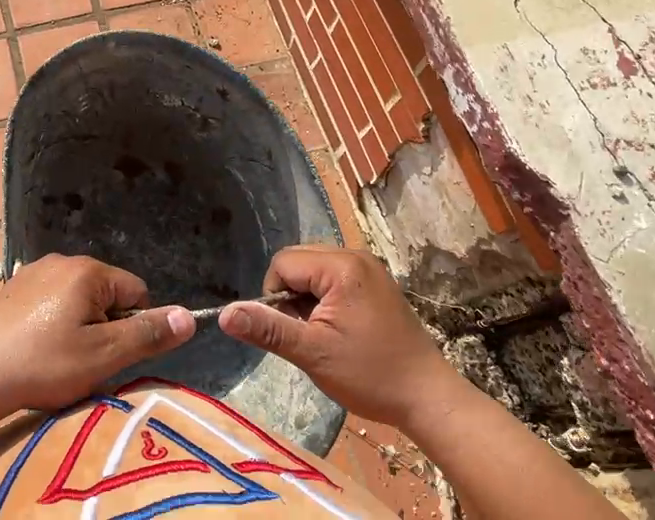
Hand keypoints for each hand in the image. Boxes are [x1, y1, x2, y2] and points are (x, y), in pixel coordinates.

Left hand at [0, 254, 195, 412]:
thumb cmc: (46, 364)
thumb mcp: (105, 355)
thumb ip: (148, 334)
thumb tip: (189, 316)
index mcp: (88, 270)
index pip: (137, 292)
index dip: (134, 327)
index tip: (111, 355)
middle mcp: (62, 260)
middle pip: (107, 295)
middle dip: (105, 327)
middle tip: (84, 361)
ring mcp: (34, 271)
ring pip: (78, 301)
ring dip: (79, 328)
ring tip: (58, 360)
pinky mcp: (14, 288)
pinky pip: (52, 303)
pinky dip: (53, 324)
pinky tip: (37, 350)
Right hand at [219, 246, 460, 428]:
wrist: (430, 399)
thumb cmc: (370, 376)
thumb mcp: (312, 354)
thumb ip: (267, 329)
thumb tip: (224, 314)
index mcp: (341, 266)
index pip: (282, 264)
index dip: (276, 298)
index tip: (296, 332)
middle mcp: (355, 256)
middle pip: (297, 262)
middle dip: (292, 297)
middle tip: (311, 334)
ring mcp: (369, 268)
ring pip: (313, 271)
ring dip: (308, 301)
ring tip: (327, 335)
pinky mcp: (376, 283)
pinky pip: (333, 279)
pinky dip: (326, 301)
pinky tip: (341, 331)